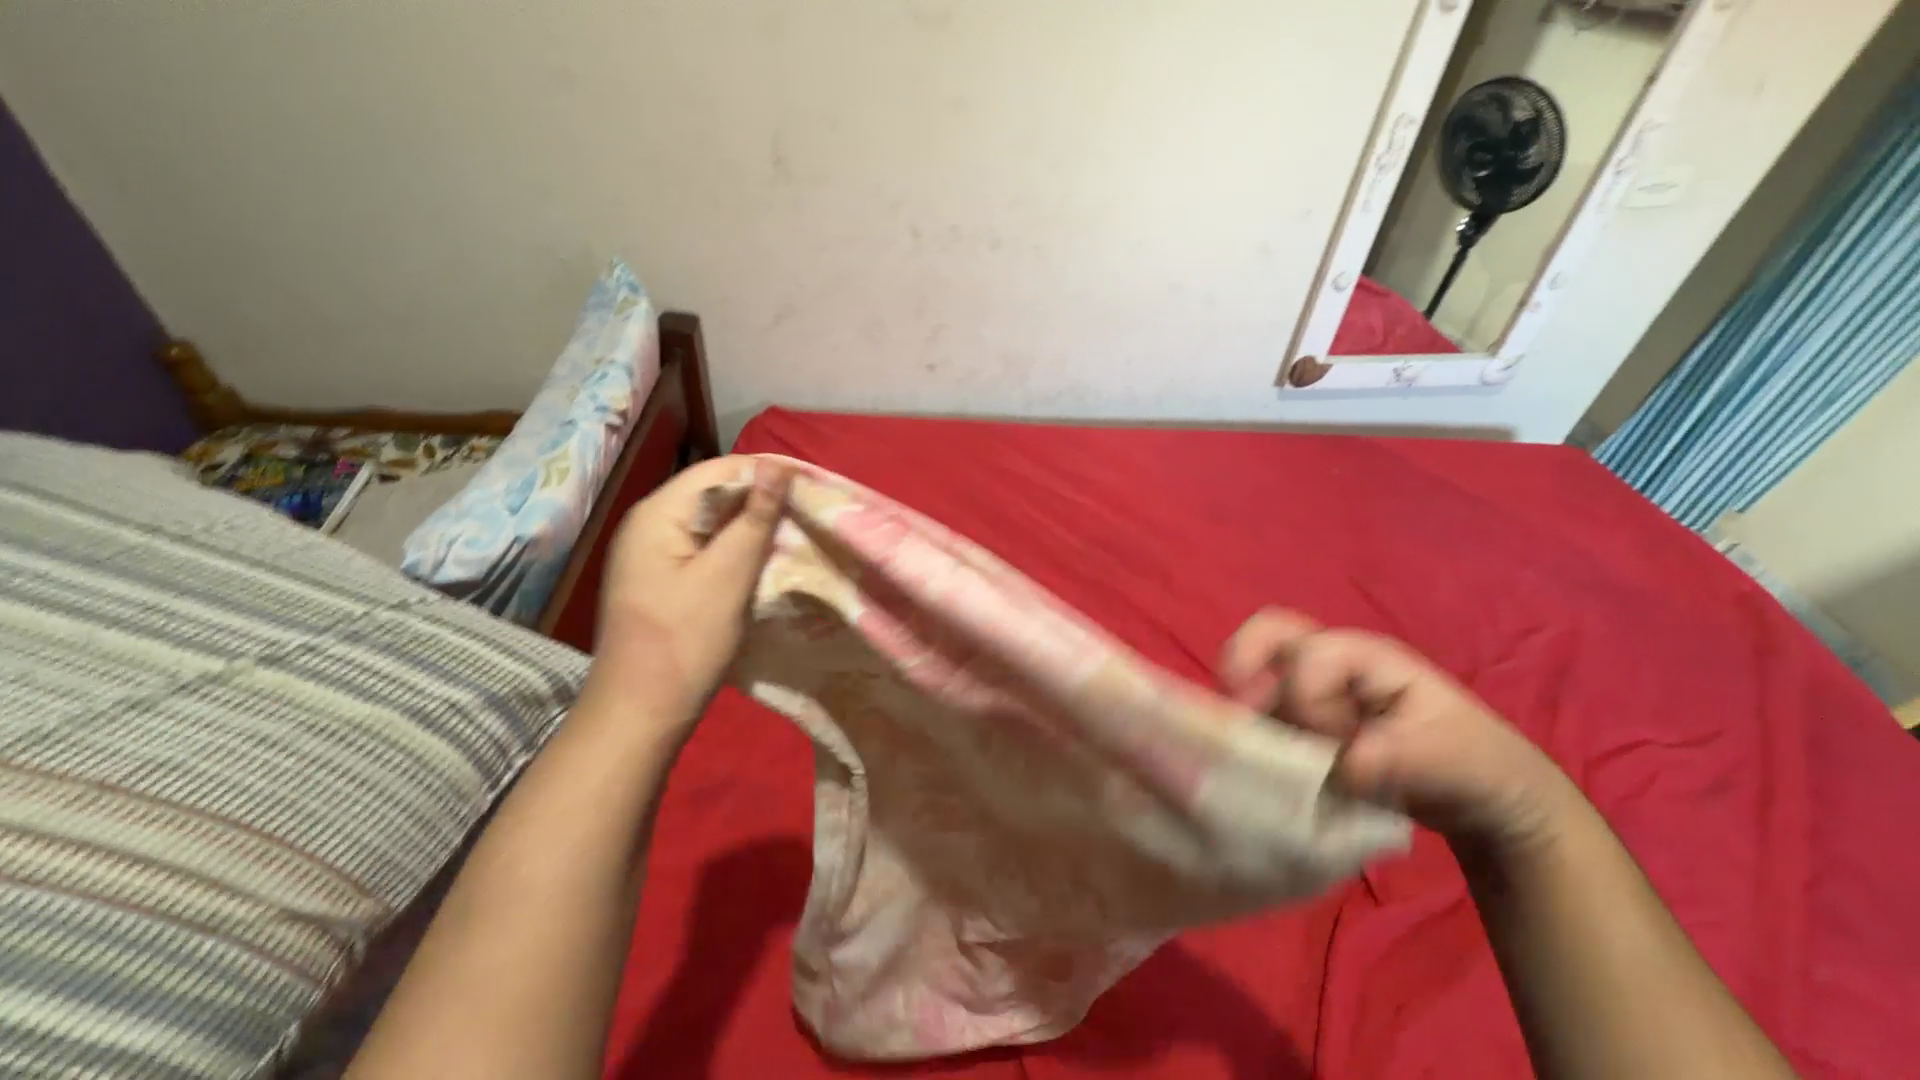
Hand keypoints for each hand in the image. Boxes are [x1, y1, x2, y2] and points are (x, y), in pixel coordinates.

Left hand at [583, 456, 791, 738]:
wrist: (639, 712)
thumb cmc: (684, 643)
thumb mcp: (727, 578)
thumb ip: (753, 520)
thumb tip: (777, 466)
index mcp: (658, 514)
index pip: (720, 470)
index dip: (768, 472)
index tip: (813, 486)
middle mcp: (650, 523)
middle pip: (715, 494)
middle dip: (763, 500)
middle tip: (811, 513)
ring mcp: (652, 553)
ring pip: (713, 523)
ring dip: (752, 528)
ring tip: (797, 535)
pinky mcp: (662, 579)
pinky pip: (705, 549)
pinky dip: (736, 551)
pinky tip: (765, 563)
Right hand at [1218, 608, 1577, 858]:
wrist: (1481, 802)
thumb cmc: (1472, 764)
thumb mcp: (1448, 759)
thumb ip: (1396, 756)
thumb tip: (1346, 766)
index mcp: (1364, 658)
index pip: (1307, 655)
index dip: (1306, 698)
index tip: (1332, 743)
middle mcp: (1328, 668)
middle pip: (1265, 640)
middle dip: (1245, 675)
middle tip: (1245, 719)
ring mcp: (1311, 698)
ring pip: (1254, 682)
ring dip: (1248, 717)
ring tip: (1258, 758)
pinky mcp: (1302, 731)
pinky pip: (1260, 719)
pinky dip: (1253, 739)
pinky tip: (1265, 771)